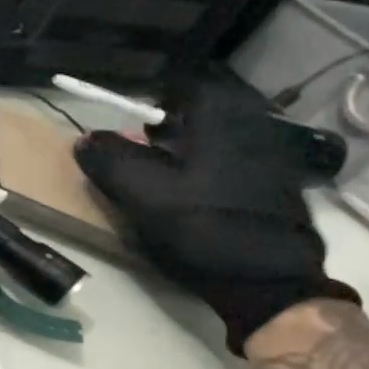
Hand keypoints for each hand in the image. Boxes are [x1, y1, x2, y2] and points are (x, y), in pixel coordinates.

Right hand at [74, 79, 358, 353]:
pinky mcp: (282, 184)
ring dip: (190, 148)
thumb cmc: (201, 227)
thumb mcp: (140, 194)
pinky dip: (213, 168)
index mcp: (221, 120)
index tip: (129, 121)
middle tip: (142, 149)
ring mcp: (274, 157)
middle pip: (203, 112)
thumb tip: (86, 138)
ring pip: (221, 137)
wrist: (270, 281)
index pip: (183, 87)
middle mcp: (254, 127)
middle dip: (170, 126)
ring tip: (165, 175)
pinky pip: (238, 160)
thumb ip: (109, 160)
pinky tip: (198, 196)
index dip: (152, 100)